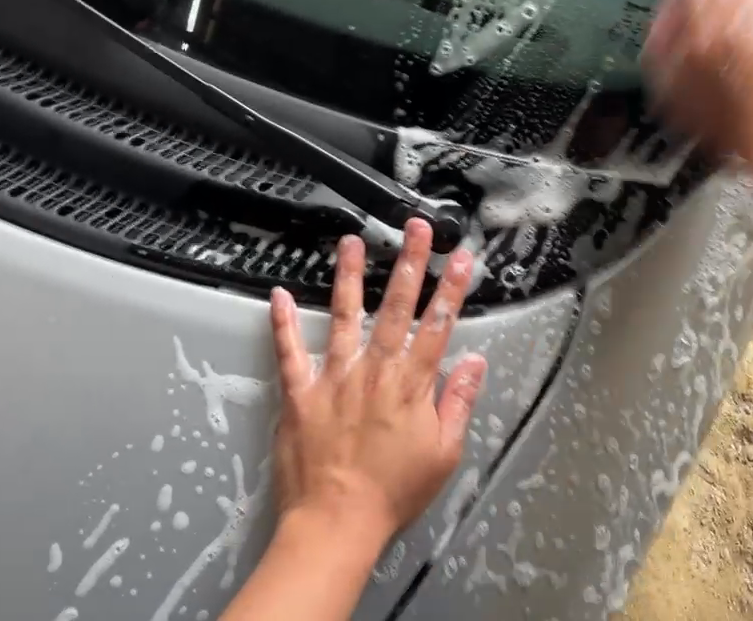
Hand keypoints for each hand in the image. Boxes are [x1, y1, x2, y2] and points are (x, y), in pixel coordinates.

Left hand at [267, 219, 487, 549]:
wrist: (336, 524)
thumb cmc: (393, 492)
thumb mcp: (444, 452)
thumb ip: (459, 401)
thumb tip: (474, 362)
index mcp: (412, 383)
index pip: (438, 324)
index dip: (451, 287)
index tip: (460, 255)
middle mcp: (376, 370)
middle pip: (396, 306)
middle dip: (409, 263)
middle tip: (414, 227)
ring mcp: (336, 378)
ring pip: (344, 315)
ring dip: (349, 276)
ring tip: (351, 241)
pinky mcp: (301, 394)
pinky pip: (290, 353)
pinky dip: (282, 324)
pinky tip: (277, 295)